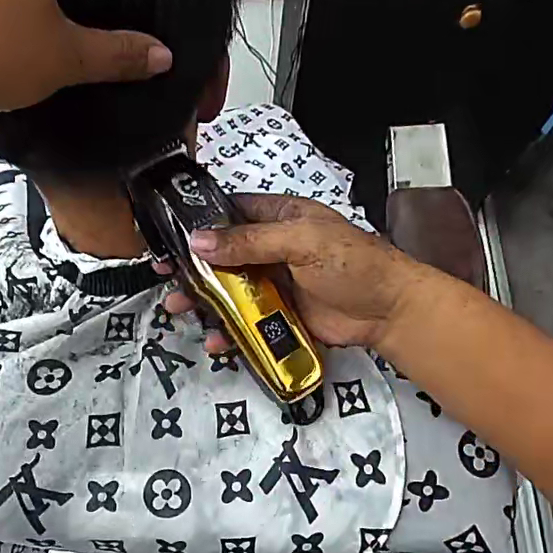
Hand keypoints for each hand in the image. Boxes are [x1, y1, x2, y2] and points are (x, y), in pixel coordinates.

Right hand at [161, 194, 435, 350]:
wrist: (387, 311)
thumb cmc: (352, 263)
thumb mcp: (301, 241)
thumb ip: (251, 240)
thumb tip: (199, 241)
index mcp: (279, 218)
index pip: (231, 211)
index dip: (200, 221)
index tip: (169, 235)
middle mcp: (271, 248)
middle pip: (222, 254)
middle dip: (193, 266)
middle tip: (166, 276)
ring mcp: (273, 282)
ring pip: (228, 289)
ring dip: (203, 299)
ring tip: (178, 307)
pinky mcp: (277, 314)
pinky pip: (244, 320)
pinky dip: (227, 330)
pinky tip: (214, 340)